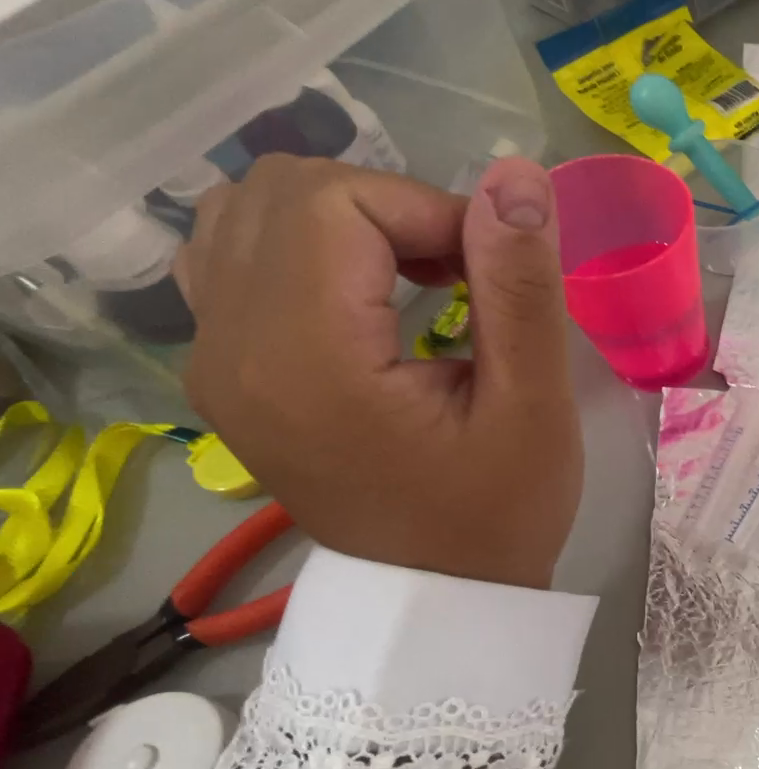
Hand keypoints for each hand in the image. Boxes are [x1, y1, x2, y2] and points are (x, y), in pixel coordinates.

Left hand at [175, 155, 581, 589]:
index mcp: (308, 355)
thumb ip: (522, 287)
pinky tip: (369, 296)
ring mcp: (214, 358)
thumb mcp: (535, 405)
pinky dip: (309, 248)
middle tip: (465, 274)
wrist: (437, 593)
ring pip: (248, 212)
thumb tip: (519, 175)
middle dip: (391, 207)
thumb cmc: (501, 509)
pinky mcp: (225, 370)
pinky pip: (236, 257)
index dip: (432, 209)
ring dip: (349, 221)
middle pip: (281, 190)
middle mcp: (231, 344)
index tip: (497, 271)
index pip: (335, 201)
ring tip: (421, 280)